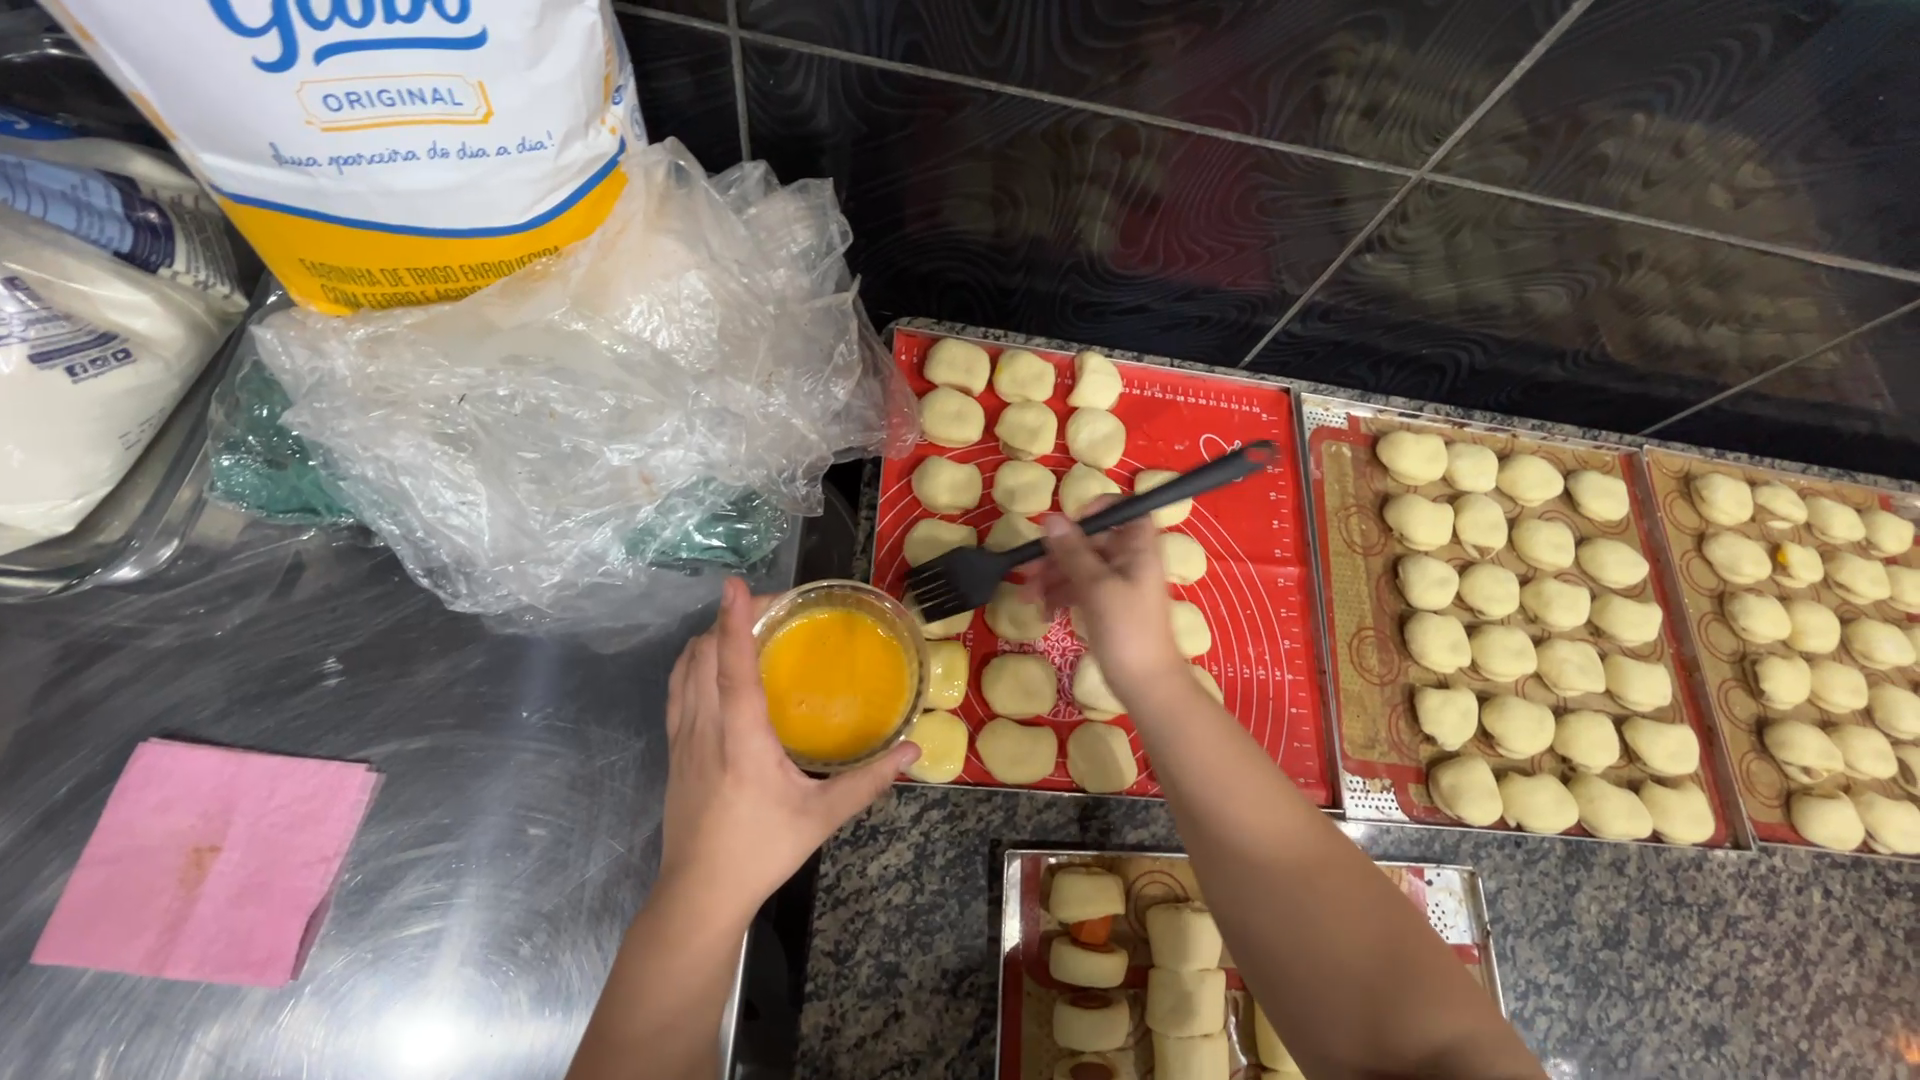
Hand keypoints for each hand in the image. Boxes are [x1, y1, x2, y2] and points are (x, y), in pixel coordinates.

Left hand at [658, 578, 918, 913]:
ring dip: (707, 639)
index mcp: (740, 739)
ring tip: (741, 627)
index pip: (732, 666)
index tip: (736, 584)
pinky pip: (676, 690)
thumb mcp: (823, 817)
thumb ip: (869, 780)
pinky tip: (711, 666)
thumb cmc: (762, 850)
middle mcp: (705, 728)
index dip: (734, 621)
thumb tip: (915, 750)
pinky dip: (692, 663)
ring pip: (683, 669)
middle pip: (702, 655)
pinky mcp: (673, 749)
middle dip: (726, 620)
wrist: (699, 892)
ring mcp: (682, 738)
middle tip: (767, 606)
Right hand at [1023, 501, 1186, 699]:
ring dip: (1052, 577)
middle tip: (1028, 569)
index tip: (1070, 524)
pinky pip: (1080, 589)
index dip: (1098, 509)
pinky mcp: (1107, 606)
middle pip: (1091, 540)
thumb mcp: (1096, 587)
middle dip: (1058, 553)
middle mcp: (1129, 560)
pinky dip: (1061, 595)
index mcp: (1138, 548)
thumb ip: (1072, 551)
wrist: (1145, 684)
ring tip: (1026, 598)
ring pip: (1080, 566)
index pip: (1124, 509)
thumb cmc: (1127, 629)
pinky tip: (1044, 612)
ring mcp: (1117, 584)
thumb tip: (1050, 518)